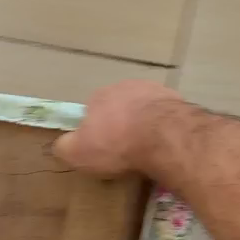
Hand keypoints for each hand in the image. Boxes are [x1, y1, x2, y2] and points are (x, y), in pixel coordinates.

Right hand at [54, 80, 180, 175]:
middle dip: (122, 123)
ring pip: (145, 107)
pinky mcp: (177, 99)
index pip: (93, 109)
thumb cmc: (115, 144)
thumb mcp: (77, 153)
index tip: (103, 146)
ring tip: (148, 145)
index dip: (97, 129)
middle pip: (121, 106)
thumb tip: (62, 144)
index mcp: (100, 96)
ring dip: (146, 122)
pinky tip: (166, 140)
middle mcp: (127, 86)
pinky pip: (167, 113)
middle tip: (126, 147)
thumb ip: (65, 146)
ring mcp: (155, 90)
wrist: (162, 135)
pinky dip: (165, 125)